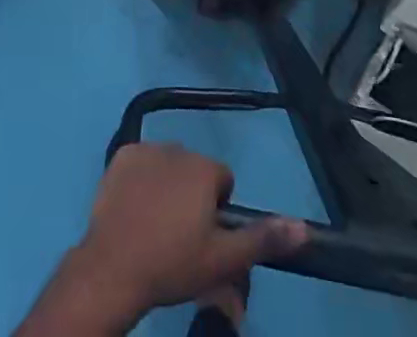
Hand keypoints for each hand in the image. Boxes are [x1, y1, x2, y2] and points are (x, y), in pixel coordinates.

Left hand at [16, 144, 307, 334]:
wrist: (113, 269)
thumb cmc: (172, 264)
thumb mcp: (224, 259)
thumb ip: (264, 238)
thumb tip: (303, 227)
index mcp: (204, 169)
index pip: (222, 180)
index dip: (216, 209)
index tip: (203, 236)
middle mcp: (177, 149)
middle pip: (194, 170)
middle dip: (192, 194)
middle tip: (179, 233)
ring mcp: (145, 150)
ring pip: (167, 164)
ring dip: (167, 184)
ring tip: (154, 222)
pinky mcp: (119, 156)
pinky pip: (140, 161)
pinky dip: (140, 177)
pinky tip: (133, 205)